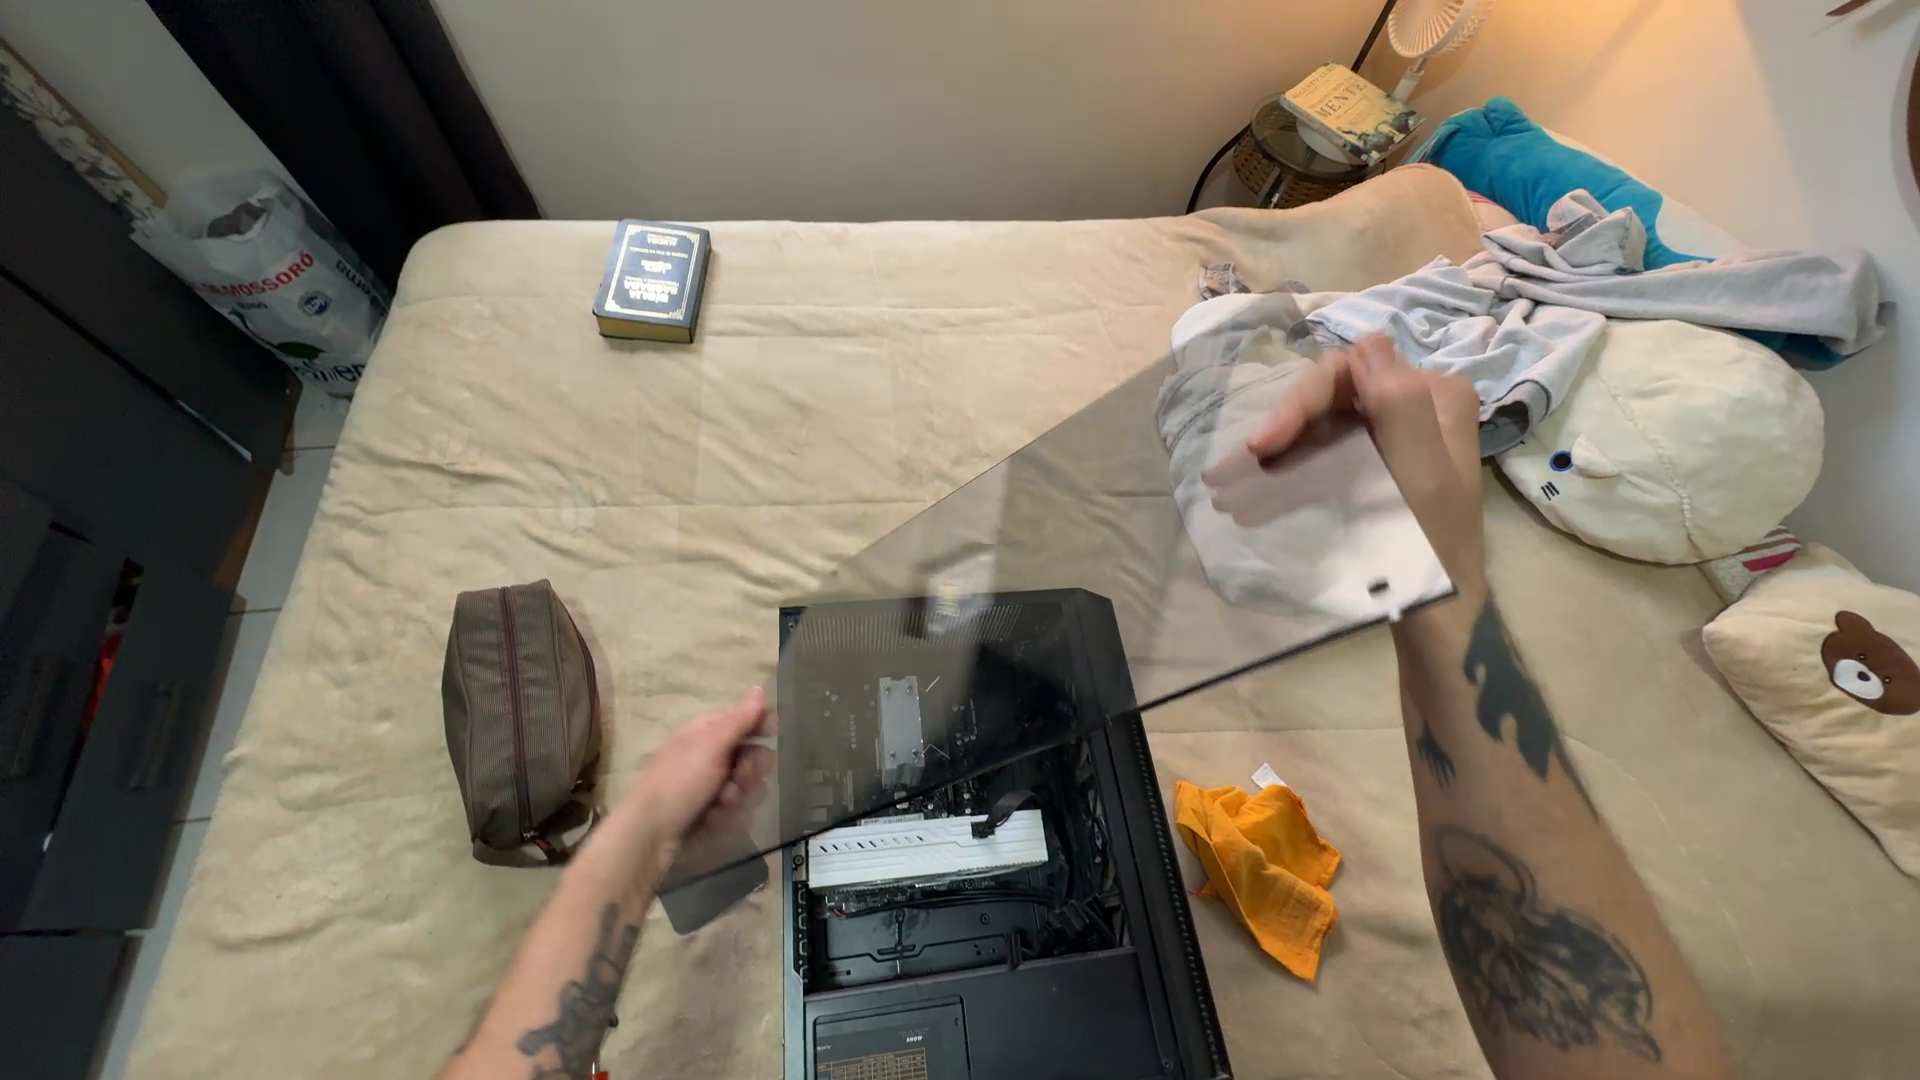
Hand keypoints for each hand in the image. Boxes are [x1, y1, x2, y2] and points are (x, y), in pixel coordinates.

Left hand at [630, 687, 775, 845]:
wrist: (650, 836)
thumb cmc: (678, 782)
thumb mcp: (710, 745)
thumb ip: (739, 719)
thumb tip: (759, 688)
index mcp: (709, 733)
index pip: (747, 720)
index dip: (762, 725)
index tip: (772, 732)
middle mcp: (714, 757)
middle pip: (756, 756)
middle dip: (750, 772)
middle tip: (738, 780)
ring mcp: (715, 787)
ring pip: (751, 787)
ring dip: (738, 798)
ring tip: (719, 806)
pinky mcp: (716, 815)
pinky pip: (741, 812)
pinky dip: (728, 817)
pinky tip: (711, 821)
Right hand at [1230, 336, 1485, 589]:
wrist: (1434, 610)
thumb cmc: (1429, 547)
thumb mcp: (1421, 477)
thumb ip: (1402, 407)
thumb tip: (1365, 343)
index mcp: (1436, 396)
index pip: (1353, 371)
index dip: (1302, 401)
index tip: (1263, 446)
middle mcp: (1415, 404)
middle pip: (1332, 394)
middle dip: (1285, 425)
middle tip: (1245, 463)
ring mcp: (1390, 433)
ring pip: (1320, 420)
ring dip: (1279, 447)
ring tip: (1235, 482)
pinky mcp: (1369, 461)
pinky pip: (1321, 447)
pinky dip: (1288, 465)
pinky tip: (1256, 489)